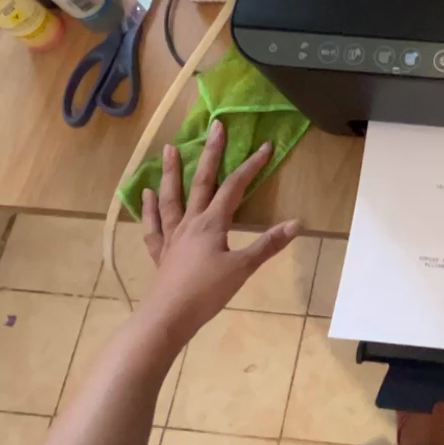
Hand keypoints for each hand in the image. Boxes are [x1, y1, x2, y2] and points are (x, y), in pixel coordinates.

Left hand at [138, 120, 299, 340]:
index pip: (234, 187)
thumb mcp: (243, 268)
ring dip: (172, 172)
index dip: (250, 166)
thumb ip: (268, 244)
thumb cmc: (206, 292)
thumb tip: (297, 223)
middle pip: (202, 182)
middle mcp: (190, 222)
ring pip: (172, 198)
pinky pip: (153, 225)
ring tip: (171, 149)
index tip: (264, 146)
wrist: (166, 318)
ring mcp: (172, 236)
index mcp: (212, 223)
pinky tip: (146, 194)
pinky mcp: (161, 253)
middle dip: (211, 153)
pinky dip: (149, 208)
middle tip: (214, 127)